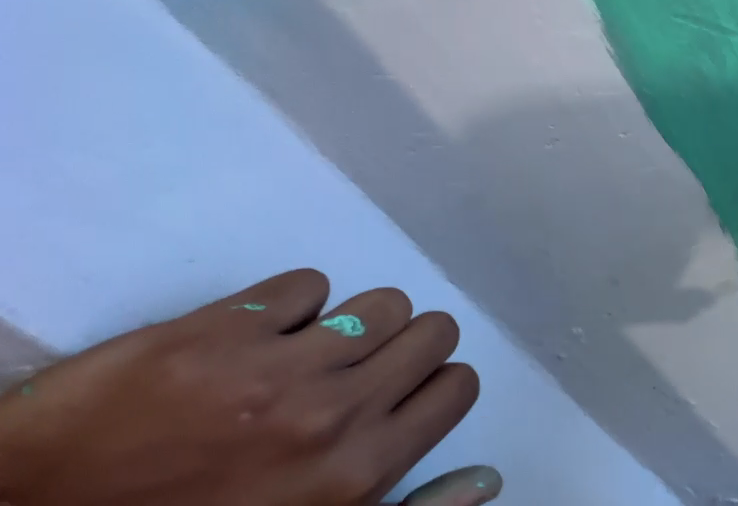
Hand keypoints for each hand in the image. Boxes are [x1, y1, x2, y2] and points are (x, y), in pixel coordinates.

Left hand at [0, 270, 493, 505]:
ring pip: (380, 303)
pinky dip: (287, 308)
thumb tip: (490, 478)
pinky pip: (306, 284)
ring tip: (297, 358)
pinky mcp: (221, 328)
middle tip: (349, 375)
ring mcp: (276, 367)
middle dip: (400, 349)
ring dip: (348, 327)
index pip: (456, 387)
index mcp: (355, 476)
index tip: (393, 398)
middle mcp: (334, 415)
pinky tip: (248, 342)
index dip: (428, 389)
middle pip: (432, 331)